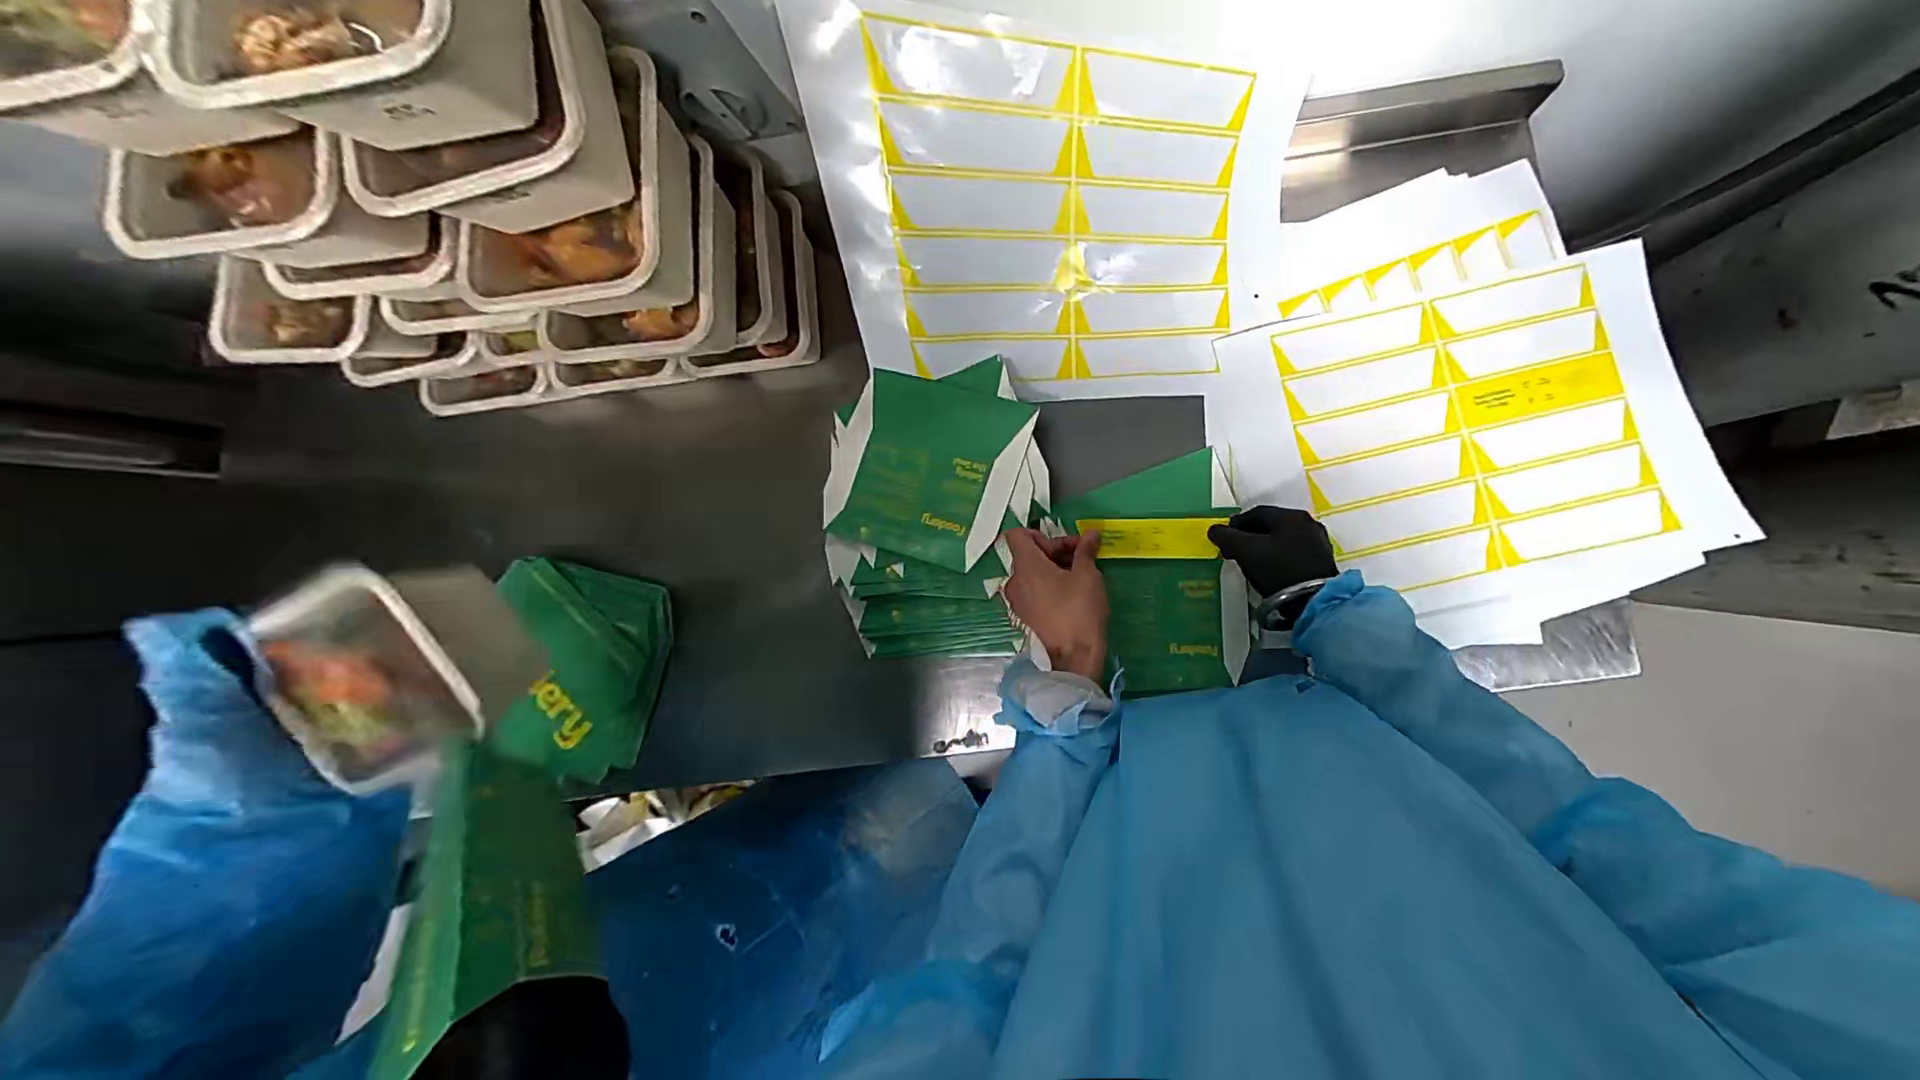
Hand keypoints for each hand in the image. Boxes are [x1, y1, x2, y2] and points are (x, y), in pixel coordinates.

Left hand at [1001, 528, 1107, 680]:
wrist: (1074, 657)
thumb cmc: (1080, 610)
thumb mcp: (1088, 575)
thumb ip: (1085, 550)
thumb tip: (1091, 533)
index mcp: (1025, 566)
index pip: (1017, 535)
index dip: (1040, 534)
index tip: (1064, 546)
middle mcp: (1014, 581)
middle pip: (1027, 554)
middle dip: (1054, 551)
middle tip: (1082, 558)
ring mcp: (1016, 601)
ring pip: (1030, 573)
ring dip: (1052, 568)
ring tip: (1080, 576)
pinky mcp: (1023, 616)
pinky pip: (1031, 591)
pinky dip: (1047, 586)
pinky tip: (1070, 594)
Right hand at [1207, 506, 1337, 597]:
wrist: (1311, 601)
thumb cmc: (1276, 569)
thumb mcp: (1245, 550)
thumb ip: (1226, 537)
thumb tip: (1214, 530)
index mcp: (1290, 517)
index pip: (1256, 513)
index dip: (1235, 524)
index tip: (1223, 537)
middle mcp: (1307, 524)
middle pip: (1271, 525)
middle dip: (1249, 535)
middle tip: (1234, 549)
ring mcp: (1318, 543)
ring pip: (1282, 538)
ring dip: (1263, 546)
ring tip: (1249, 560)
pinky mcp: (1322, 562)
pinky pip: (1292, 552)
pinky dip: (1277, 556)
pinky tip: (1268, 567)